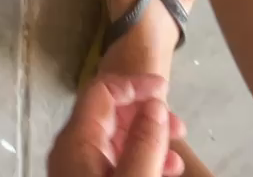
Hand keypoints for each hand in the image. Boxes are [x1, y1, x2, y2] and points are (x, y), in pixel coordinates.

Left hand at [48, 73, 187, 176]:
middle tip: (179, 125)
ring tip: (178, 151)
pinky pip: (116, 160)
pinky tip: (166, 168)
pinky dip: (141, 158)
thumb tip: (155, 105)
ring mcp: (79, 168)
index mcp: (75, 139)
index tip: (165, 88)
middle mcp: (73, 148)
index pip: (102, 91)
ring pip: (116, 139)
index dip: (134, 84)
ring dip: (148, 138)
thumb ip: (143, 144)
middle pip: (109, 113)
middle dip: (146, 113)